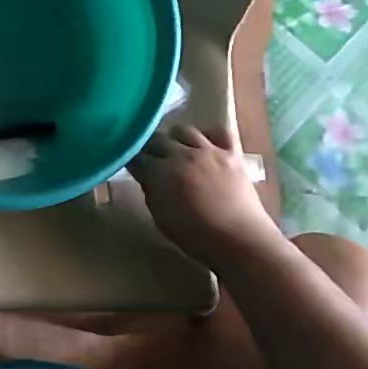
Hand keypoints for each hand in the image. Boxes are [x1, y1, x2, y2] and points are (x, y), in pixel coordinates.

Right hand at [128, 124, 279, 263]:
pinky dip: (209, 135)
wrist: (238, 239)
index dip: (130, 159)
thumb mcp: (160, 218)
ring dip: (175, 138)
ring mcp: (209, 151)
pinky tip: (205, 146)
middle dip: (149, 146)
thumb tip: (148, 178)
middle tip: (149, 157)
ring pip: (183, 129)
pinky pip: (218, 132)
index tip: (129, 163)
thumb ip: (151, 192)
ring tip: (176, 149)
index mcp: (160, 173)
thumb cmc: (195, 236)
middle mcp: (182, 155)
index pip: (136, 157)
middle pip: (157, 139)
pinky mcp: (231, 152)